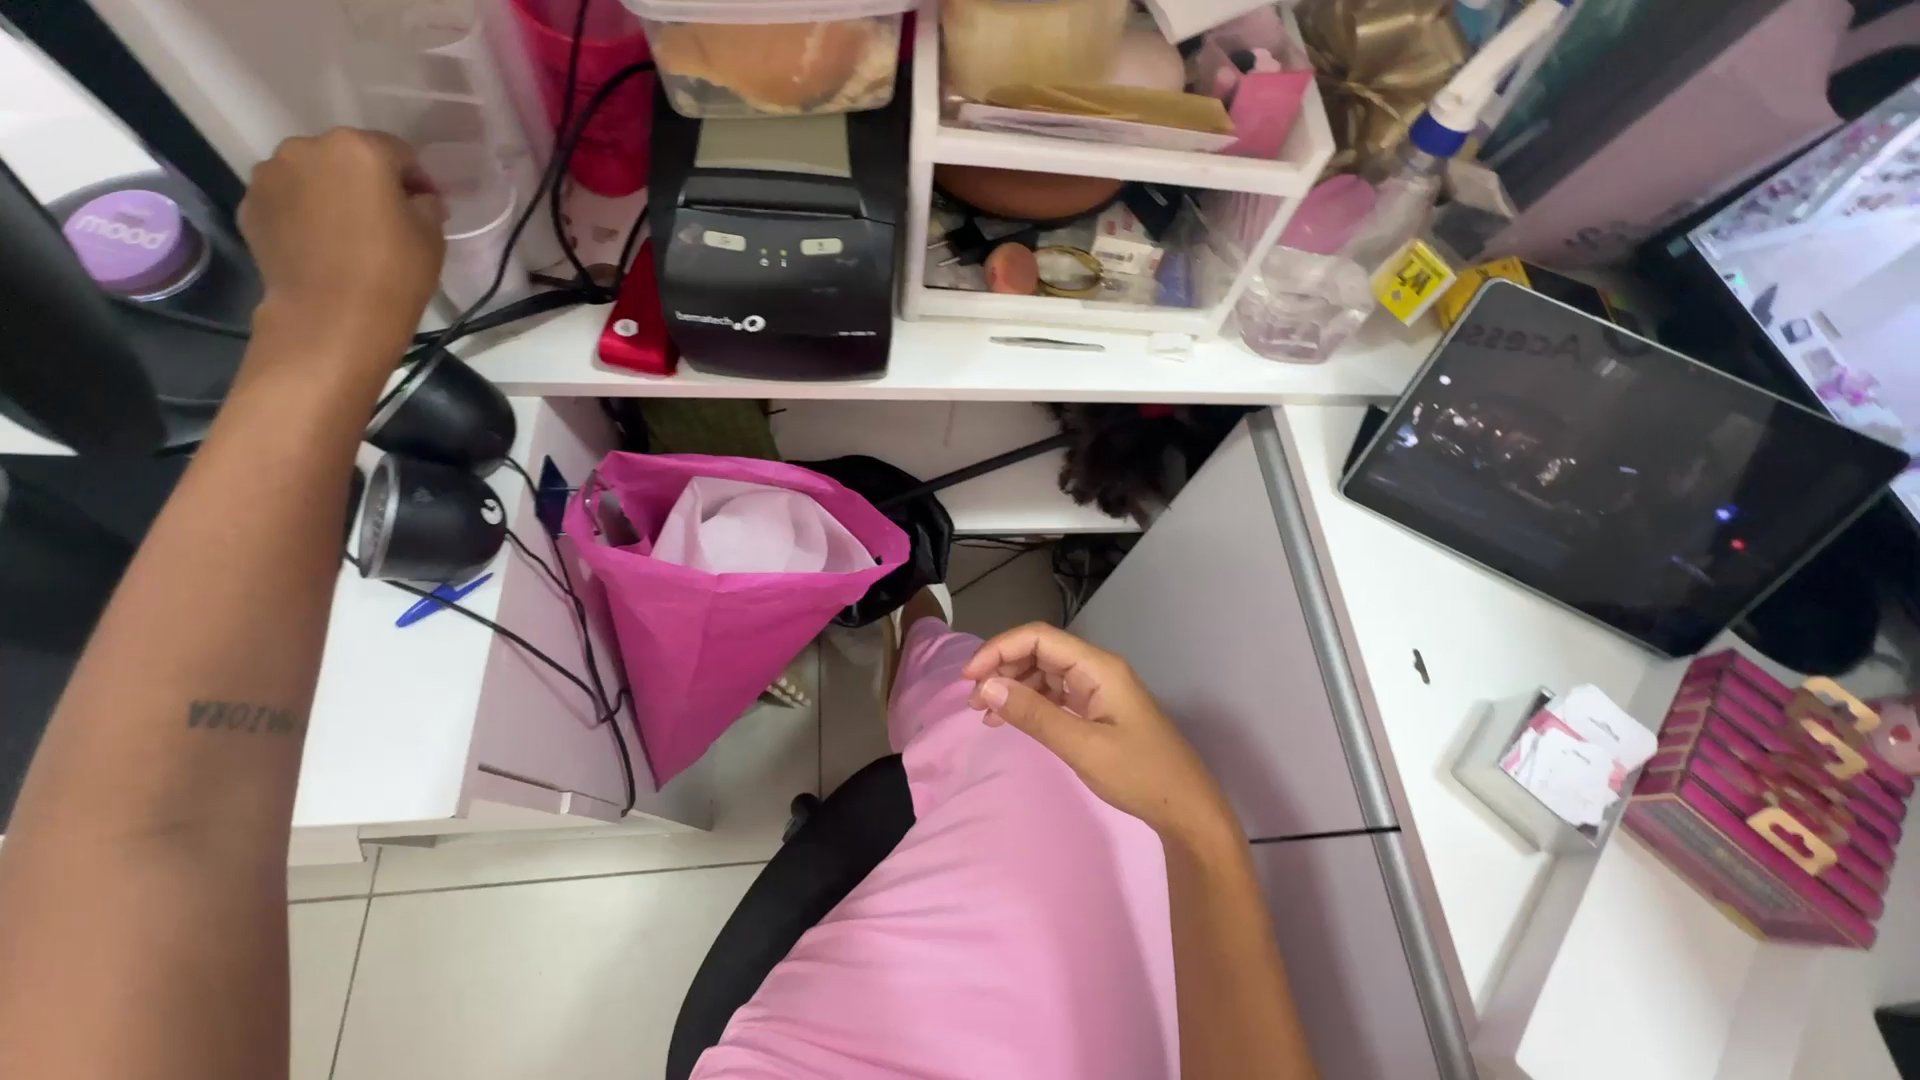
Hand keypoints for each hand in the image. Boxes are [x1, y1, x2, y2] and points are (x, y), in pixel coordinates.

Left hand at [238, 129, 445, 363]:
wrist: (331, 317)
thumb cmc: (393, 272)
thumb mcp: (432, 236)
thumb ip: (426, 204)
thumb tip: (417, 198)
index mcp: (358, 149)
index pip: (399, 152)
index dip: (418, 179)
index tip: (428, 207)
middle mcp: (306, 148)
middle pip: (349, 157)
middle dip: (370, 181)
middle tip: (388, 219)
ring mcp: (271, 175)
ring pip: (313, 176)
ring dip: (334, 194)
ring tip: (351, 234)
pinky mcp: (251, 205)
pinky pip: (289, 201)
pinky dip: (306, 214)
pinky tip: (323, 246)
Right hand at [963, 623, 1240, 846]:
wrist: (1186, 808)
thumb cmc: (1139, 774)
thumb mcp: (1081, 747)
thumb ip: (1034, 715)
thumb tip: (986, 687)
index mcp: (1098, 667)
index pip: (1039, 637)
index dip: (999, 649)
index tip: (969, 678)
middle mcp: (1097, 669)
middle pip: (1039, 650)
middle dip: (1002, 668)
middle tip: (973, 701)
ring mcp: (1098, 689)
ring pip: (1044, 672)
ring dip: (1013, 686)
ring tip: (985, 714)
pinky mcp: (1097, 709)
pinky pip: (1055, 693)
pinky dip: (1029, 702)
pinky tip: (1010, 720)